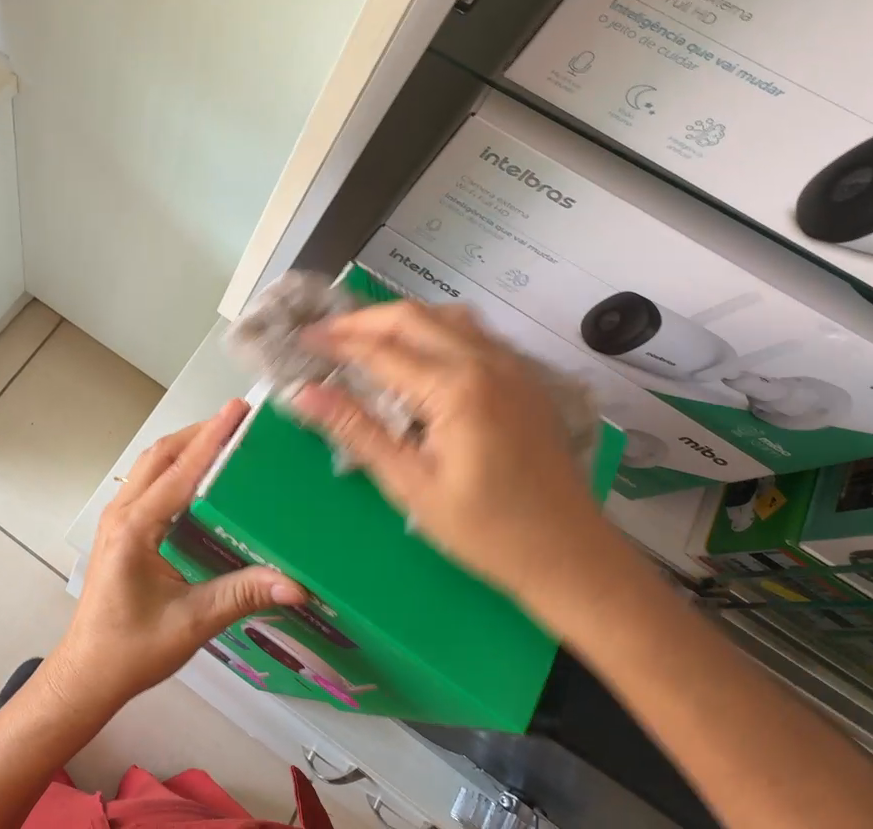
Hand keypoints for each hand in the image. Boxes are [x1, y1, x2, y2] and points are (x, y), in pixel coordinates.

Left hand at [43, 399, 306, 720]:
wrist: (89, 672)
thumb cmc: (133, 649)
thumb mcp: (192, 623)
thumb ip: (241, 596)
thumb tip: (296, 584)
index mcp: (135, 529)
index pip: (179, 472)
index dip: (211, 439)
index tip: (237, 411)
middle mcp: (121, 513)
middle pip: (161, 455)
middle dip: (200, 432)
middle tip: (240, 418)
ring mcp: (117, 518)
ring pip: (152, 464)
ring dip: (186, 445)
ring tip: (226, 436)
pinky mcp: (121, 528)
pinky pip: (149, 482)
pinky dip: (176, 465)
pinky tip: (203, 473)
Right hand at [290, 302, 622, 602]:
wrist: (572, 556)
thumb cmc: (486, 532)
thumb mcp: (411, 485)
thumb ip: (357, 430)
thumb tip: (304, 395)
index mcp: (456, 389)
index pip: (380, 349)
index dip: (335, 341)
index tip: (300, 341)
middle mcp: (486, 362)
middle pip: (412, 316)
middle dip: (362, 320)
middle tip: (324, 335)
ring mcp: (512, 366)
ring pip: (446, 316)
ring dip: (399, 319)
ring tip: (363, 338)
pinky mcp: (526, 378)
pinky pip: (473, 333)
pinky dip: (434, 329)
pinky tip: (418, 353)